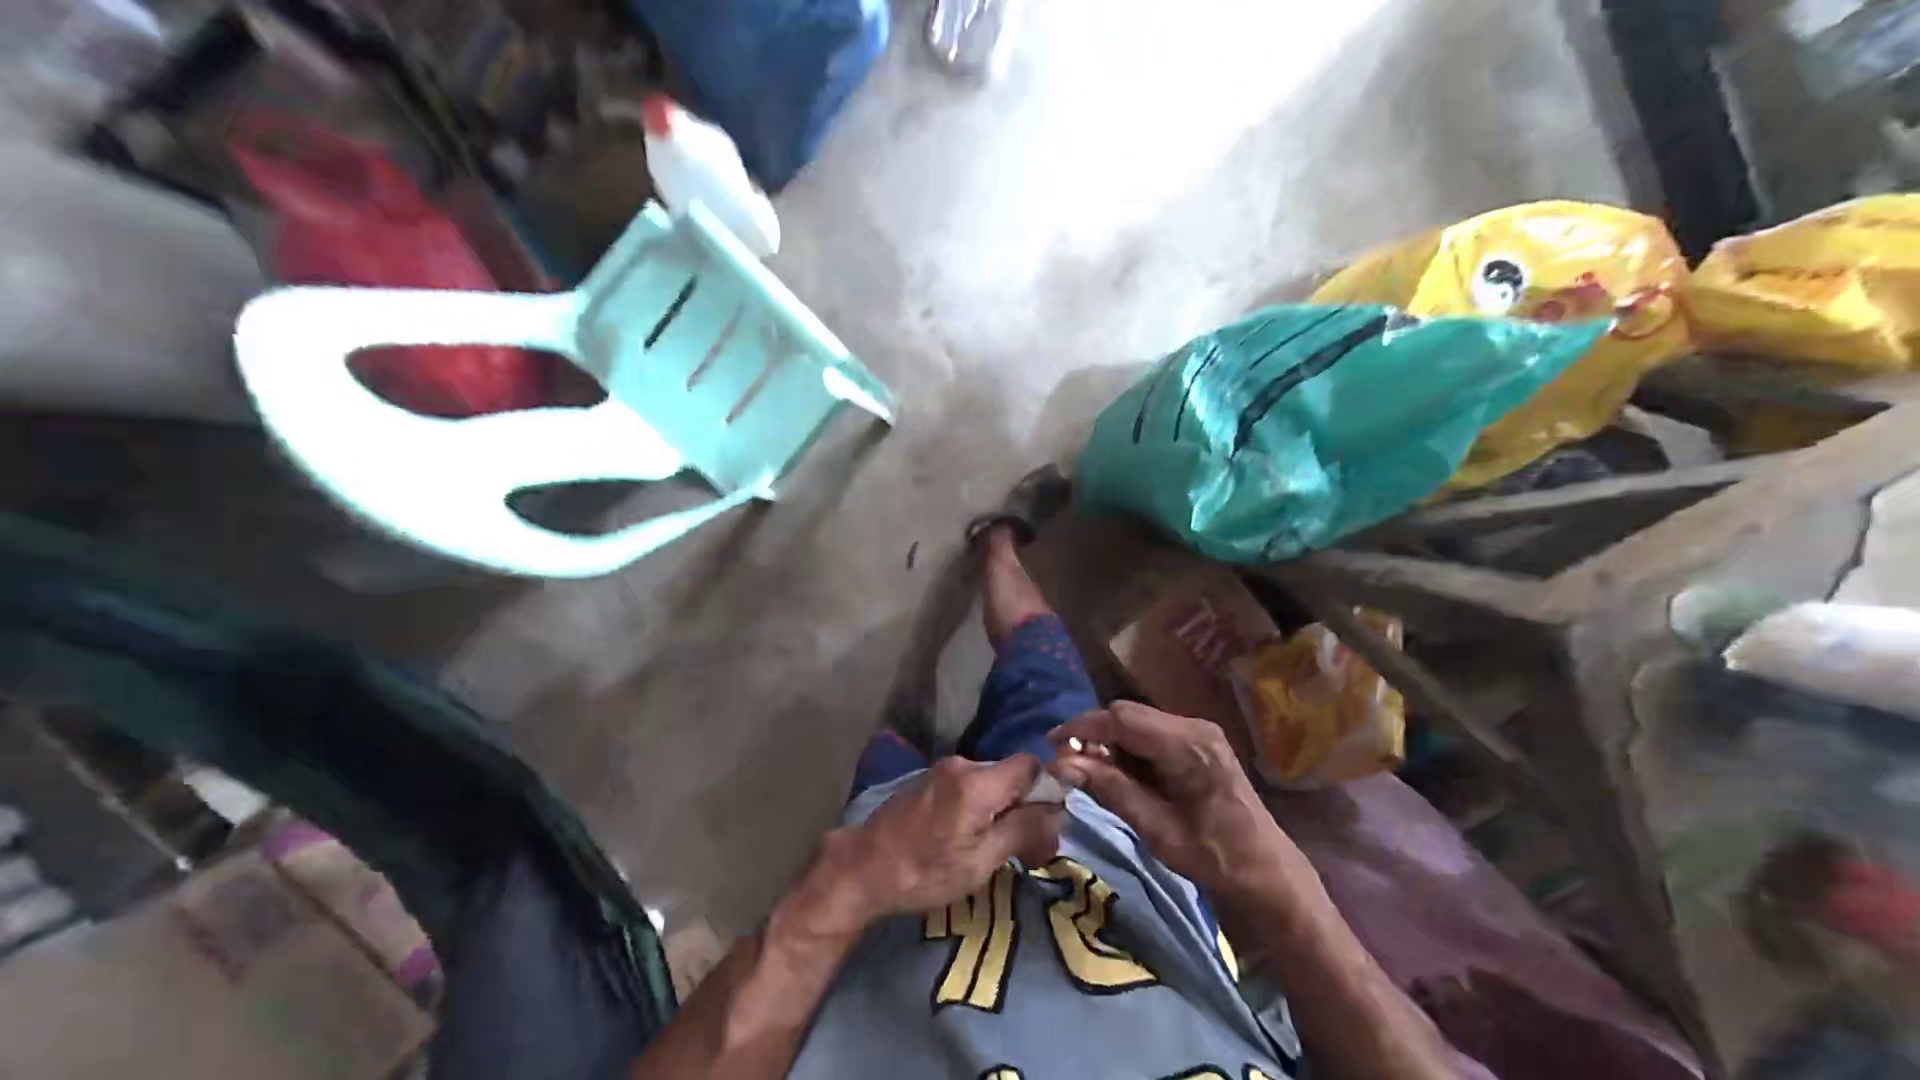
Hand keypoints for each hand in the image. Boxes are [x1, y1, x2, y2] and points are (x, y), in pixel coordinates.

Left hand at [797, 755, 1064, 937]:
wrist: (862, 868)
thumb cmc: (923, 873)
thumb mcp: (980, 863)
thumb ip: (1022, 830)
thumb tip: (1058, 812)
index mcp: (978, 782)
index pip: (1031, 765)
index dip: (1047, 788)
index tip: (1048, 822)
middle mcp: (962, 765)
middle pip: (1011, 775)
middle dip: (1025, 807)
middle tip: (1030, 849)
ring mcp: (943, 770)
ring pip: (991, 782)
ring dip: (1002, 809)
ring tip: (998, 849)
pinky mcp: (930, 779)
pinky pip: (969, 785)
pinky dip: (980, 806)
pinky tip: (970, 838)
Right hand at [1049, 702, 1305, 901]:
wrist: (1266, 870)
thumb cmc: (1214, 856)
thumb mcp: (1157, 830)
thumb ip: (1111, 790)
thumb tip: (1061, 764)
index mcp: (1189, 746)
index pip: (1122, 718)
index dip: (1082, 728)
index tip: (1051, 745)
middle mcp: (1194, 726)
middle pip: (1126, 714)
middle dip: (1092, 734)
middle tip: (1068, 764)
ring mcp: (1197, 731)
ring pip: (1135, 721)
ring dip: (1108, 741)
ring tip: (1089, 772)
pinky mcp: (1196, 740)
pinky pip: (1148, 732)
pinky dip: (1126, 748)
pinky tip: (1117, 773)